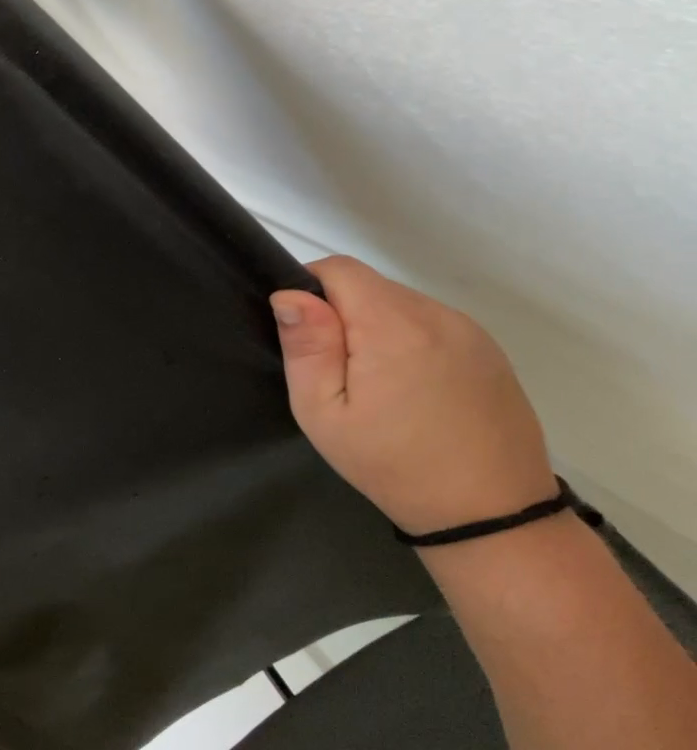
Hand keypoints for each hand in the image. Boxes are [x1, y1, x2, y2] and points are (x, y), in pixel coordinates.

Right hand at [271, 256, 558, 536]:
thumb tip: (290, 295)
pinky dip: (406, 341)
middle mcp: (439, 316)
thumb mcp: (323, 411)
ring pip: (399, 303)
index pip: (338, 269)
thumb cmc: (392, 463)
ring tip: (373, 383)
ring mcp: (471, 332)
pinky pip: (430, 324)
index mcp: (394, 327)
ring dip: (374, 327)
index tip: (305, 337)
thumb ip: (308, 346)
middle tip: (336, 372)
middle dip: (340, 314)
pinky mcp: (490, 351)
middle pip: (369, 285)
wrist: (492, 513)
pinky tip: (407, 387)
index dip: (308, 290)